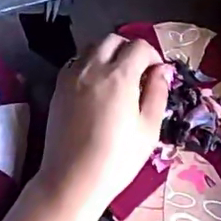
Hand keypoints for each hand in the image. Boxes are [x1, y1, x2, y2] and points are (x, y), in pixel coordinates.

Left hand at [36, 35, 173, 213]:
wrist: (72, 180)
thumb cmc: (117, 159)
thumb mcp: (149, 129)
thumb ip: (158, 93)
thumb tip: (163, 70)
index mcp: (119, 76)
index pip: (139, 47)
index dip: (154, 56)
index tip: (159, 74)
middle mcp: (92, 68)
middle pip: (113, 39)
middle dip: (130, 49)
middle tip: (140, 72)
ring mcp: (70, 77)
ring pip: (91, 47)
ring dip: (108, 54)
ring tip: (118, 78)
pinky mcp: (57, 89)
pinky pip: (76, 63)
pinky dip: (90, 65)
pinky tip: (97, 88)